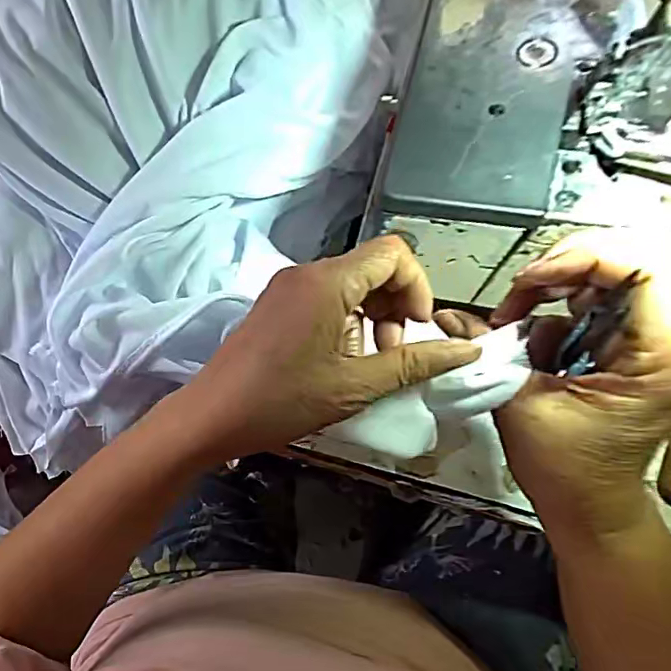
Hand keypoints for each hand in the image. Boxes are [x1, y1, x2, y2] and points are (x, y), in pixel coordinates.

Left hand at [166, 236, 480, 461]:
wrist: (209, 417)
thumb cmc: (279, 401)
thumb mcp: (353, 386)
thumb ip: (412, 364)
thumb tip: (462, 350)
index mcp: (326, 282)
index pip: (394, 253)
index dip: (418, 286)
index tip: (416, 328)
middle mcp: (302, 275)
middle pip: (370, 269)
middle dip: (393, 306)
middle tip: (390, 354)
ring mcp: (281, 291)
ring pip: (345, 287)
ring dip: (367, 319)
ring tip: (362, 365)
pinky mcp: (269, 309)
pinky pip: (319, 301)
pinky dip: (340, 323)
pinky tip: (333, 363)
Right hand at [442, 230, 670, 538]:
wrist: (589, 502)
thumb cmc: (568, 470)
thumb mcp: (523, 406)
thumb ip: (496, 353)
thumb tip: (457, 318)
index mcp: (667, 353)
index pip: (642, 264)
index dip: (577, 259)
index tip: (527, 283)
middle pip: (631, 257)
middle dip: (564, 268)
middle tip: (520, 295)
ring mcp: (659, 336)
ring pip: (613, 271)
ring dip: (557, 287)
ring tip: (520, 319)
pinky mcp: (636, 341)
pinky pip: (600, 298)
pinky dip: (558, 307)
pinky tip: (536, 337)